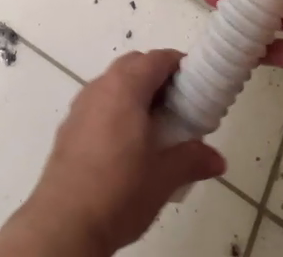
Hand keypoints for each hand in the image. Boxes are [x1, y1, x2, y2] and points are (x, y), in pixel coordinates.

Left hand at [0, 50, 226, 256]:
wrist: (65, 224)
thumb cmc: (120, 191)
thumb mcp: (165, 177)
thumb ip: (193, 159)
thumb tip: (218, 159)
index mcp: (125, 88)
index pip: (156, 59)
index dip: (179, 65)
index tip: (197, 83)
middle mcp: (99, 88)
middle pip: (132, 66)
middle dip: (157, 77)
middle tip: (179, 106)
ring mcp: (80, 107)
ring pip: (112, 85)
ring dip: (135, 94)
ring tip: (154, 128)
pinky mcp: (68, 128)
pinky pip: (98, 105)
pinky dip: (116, 111)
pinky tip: (126, 146)